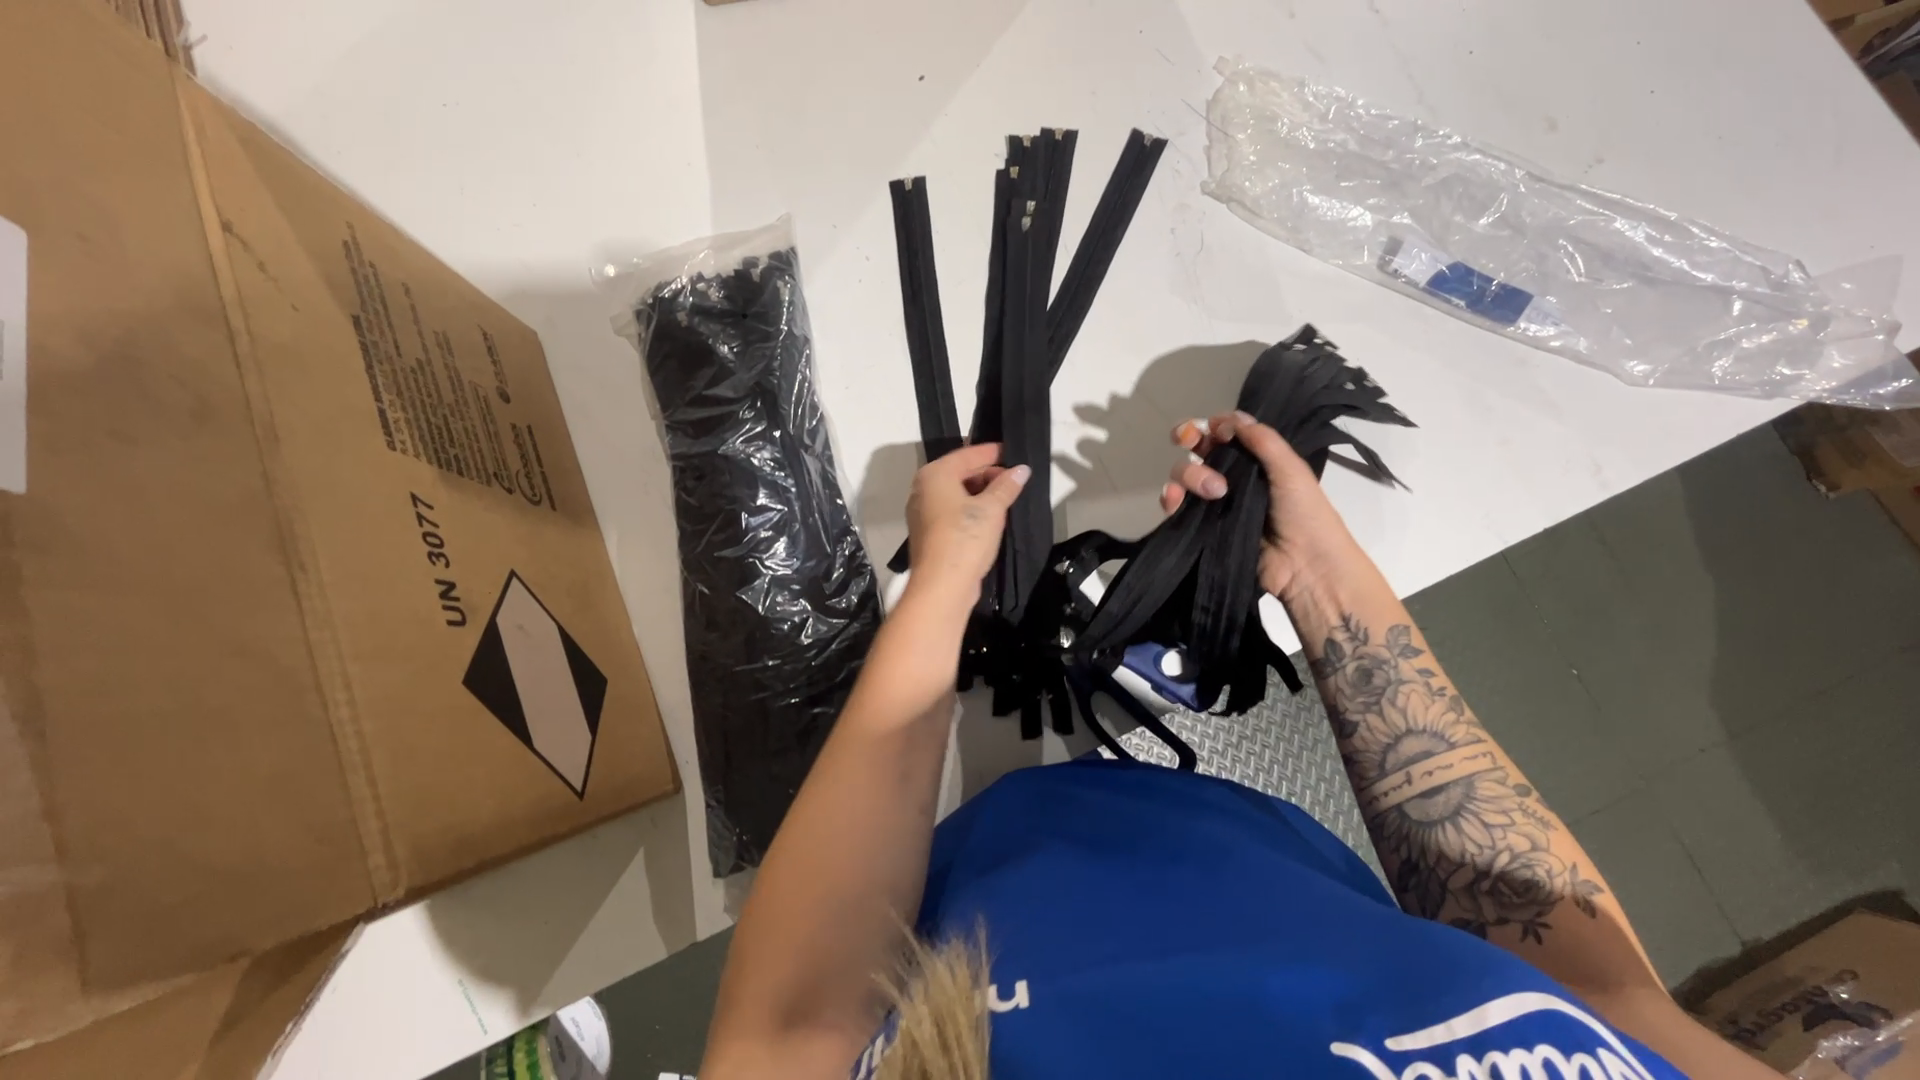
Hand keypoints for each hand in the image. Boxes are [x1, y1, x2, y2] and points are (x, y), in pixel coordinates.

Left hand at [905, 443, 1029, 607]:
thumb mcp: (991, 509)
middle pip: (960, 473)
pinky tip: (992, 517)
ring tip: (1008, 498)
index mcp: (934, 474)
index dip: (992, 452)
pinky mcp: (930, 533)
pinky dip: (971, 510)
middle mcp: (923, 489)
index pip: (967, 454)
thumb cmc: (965, 538)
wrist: (941, 585)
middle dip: (988, 474)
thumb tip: (1021, 469)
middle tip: (1015, 480)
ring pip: (957, 494)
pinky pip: (953, 512)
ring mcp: (924, 512)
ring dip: (981, 494)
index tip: (1014, 453)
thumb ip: (1006, 486)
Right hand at [1161, 410, 1361, 600]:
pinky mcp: (1201, 527)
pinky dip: (1170, 499)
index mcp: (1256, 459)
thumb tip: (1230, 418)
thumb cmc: (1305, 514)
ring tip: (1214, 492)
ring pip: (1185, 474)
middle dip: (1192, 440)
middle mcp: (1232, 476)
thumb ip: (1263, 441)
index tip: (1215, 429)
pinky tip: (1174, 501)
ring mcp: (1214, 502)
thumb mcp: (1292, 470)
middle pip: (1199, 448)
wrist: (1304, 565)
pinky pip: (1176, 507)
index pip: (1224, 433)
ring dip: (1190, 474)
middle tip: (1192, 442)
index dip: (1213, 425)